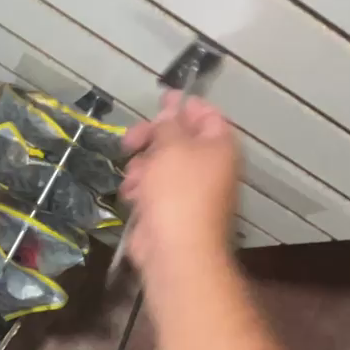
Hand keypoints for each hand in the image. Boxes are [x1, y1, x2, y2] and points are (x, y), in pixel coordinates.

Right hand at [120, 91, 241, 280]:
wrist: (176, 251)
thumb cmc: (178, 193)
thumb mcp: (171, 147)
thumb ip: (169, 124)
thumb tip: (171, 110)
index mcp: (219, 147)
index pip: (206, 114)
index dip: (183, 105)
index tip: (160, 98)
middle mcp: (209, 168)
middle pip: (178, 141)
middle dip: (151, 139)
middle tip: (129, 141)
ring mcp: (189, 192)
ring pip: (160, 167)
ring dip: (141, 168)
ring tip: (133, 180)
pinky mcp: (169, 212)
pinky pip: (153, 191)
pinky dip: (140, 191)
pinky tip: (131, 198)